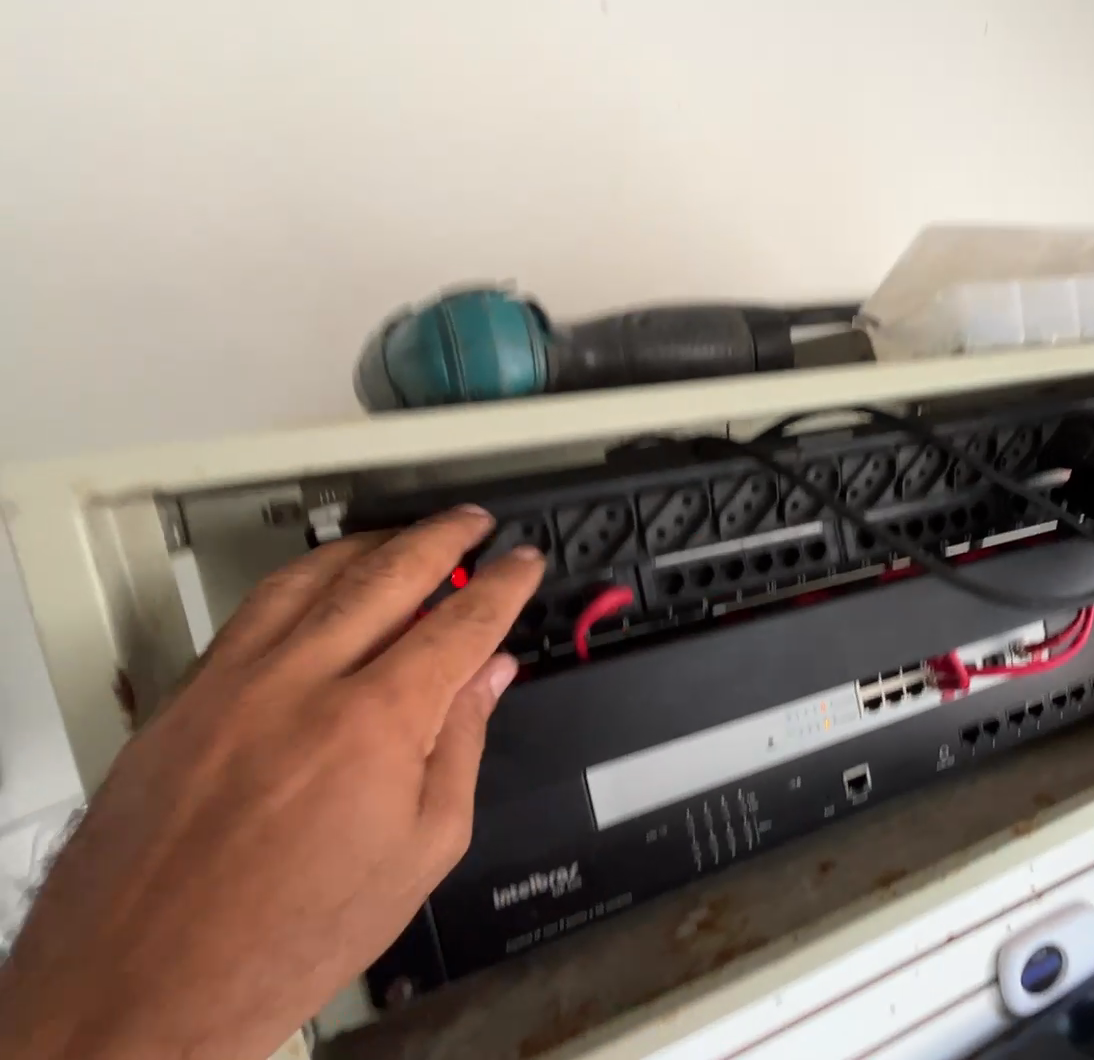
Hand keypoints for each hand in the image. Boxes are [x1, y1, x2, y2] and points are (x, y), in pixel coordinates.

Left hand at [0, 507, 543, 1059]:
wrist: (140, 1001)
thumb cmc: (287, 935)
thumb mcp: (428, 843)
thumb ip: (463, 742)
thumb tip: (488, 678)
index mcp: (374, 724)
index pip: (461, 621)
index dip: (504, 583)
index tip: (522, 564)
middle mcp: (297, 689)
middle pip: (387, 575)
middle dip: (441, 538)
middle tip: (472, 523)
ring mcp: (226, 691)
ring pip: (306, 579)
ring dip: (366, 546)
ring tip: (401, 536)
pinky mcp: (176, 708)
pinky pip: (246, 615)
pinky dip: (297, 583)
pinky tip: (317, 585)